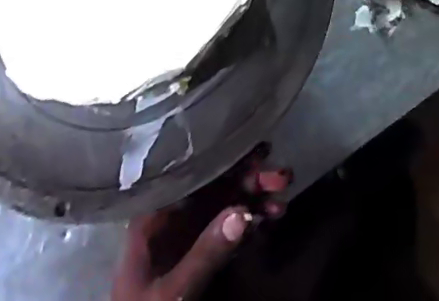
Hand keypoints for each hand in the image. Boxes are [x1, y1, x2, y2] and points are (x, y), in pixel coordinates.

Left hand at [112, 153, 290, 300]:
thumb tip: (243, 211)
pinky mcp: (200, 256)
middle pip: (217, 186)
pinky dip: (252, 222)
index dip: (229, 160)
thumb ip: (205, 254)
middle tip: (283, 178)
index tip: (261, 152)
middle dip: (251, 179)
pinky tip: (271, 220)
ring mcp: (188, 237)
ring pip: (228, 205)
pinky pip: (230, 229)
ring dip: (256, 200)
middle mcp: (173, 217)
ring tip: (282, 204)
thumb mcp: (172, 293)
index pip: (195, 174)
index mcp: (155, 217)